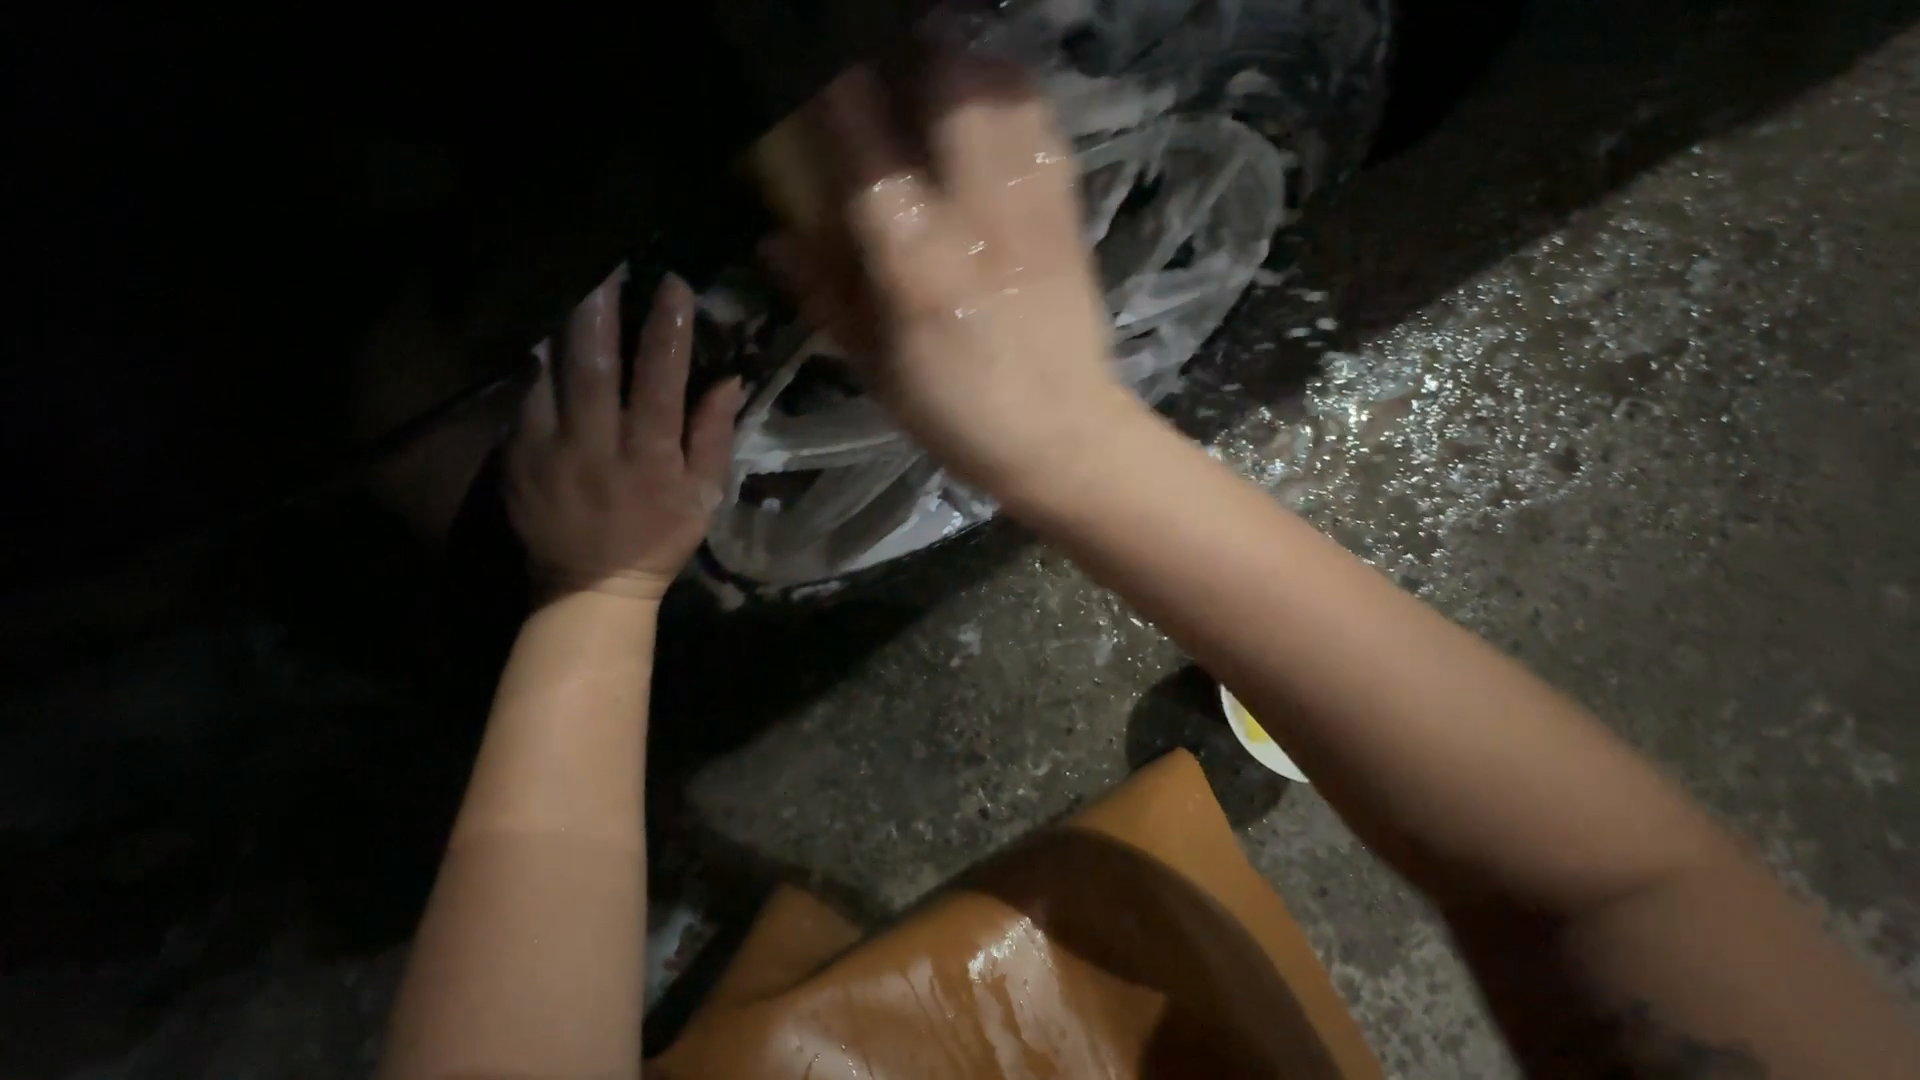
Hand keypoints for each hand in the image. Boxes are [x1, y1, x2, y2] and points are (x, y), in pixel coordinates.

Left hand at [505, 269, 744, 603]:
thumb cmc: (658, 540)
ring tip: (569, 286)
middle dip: (599, 308)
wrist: (589, 586)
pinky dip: (535, 364)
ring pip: (551, 372)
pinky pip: (524, 398)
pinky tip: (543, 340)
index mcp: (650, 455)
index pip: (661, 378)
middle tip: (602, 263)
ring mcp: (550, 449)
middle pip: (594, 363)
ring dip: (561, 325)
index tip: (672, 283)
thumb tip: (729, 380)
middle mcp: (598, 444)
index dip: (668, 328)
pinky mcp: (517, 457)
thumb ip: (713, 438)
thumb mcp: (703, 497)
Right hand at [763, 57, 1138, 501]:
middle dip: (906, 58)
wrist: (1064, 439)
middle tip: (882, 73)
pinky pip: (1043, 126)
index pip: (866, 147)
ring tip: (934, 85)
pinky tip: (988, 117)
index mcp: (915, 266)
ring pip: (1003, 91)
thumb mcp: (875, 370)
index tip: (816, 72)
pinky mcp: (1071, 213)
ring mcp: (1032, 209)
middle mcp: (976, 219)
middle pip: (947, 86)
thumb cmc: (958, 415)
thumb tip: (773, 238)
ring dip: (961, 69)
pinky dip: (1011, 101)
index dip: (834, 91)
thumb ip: (824, 296)